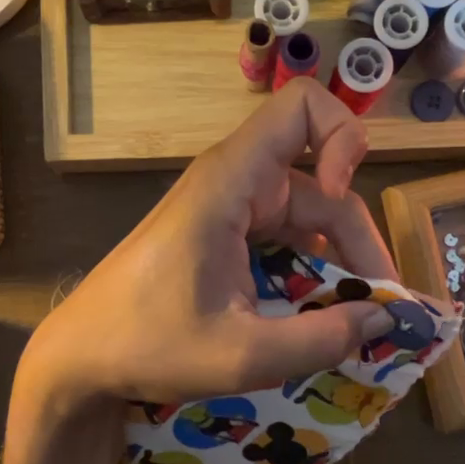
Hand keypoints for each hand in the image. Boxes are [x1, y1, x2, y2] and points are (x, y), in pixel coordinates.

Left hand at [19, 81, 398, 411]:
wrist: (80, 358)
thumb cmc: (146, 347)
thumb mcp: (242, 357)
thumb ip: (321, 341)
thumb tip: (384, 322)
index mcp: (228, 184)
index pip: (301, 106)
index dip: (343, 137)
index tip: (344, 202)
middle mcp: (232, 183)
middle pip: (322, 183)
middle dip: (359, 241)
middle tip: (379, 310)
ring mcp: (227, 209)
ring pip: (308, 215)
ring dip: (340, 262)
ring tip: (358, 320)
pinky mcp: (223, 235)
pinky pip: (285, 236)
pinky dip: (312, 269)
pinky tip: (321, 314)